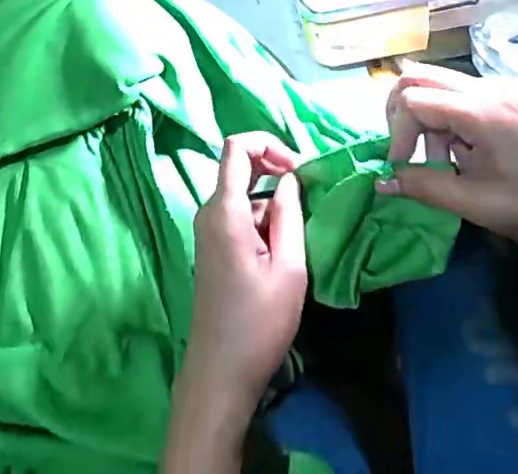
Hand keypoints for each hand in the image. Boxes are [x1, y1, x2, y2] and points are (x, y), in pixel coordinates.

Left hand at [180, 132, 307, 409]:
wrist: (220, 373)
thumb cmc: (258, 322)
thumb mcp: (289, 267)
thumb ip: (289, 214)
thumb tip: (290, 180)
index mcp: (224, 210)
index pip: (236, 146)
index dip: (268, 144)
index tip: (298, 168)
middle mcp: (210, 212)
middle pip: (240, 167)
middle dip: (276, 170)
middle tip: (309, 194)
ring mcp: (208, 230)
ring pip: (244, 194)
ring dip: (273, 202)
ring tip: (301, 233)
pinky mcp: (213, 247)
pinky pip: (239, 216)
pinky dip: (263, 219)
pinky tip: (284, 249)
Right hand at [377, 61, 517, 270]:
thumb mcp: (479, 205)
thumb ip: (425, 187)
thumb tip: (381, 181)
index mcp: (481, 110)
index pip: (413, 100)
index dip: (398, 134)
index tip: (403, 170)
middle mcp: (488, 90)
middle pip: (420, 78)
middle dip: (401, 114)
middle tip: (406, 153)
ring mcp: (502, 94)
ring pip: (439, 87)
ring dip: (425, 119)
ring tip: (438, 165)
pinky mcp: (510, 104)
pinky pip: (461, 99)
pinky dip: (446, 122)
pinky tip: (460, 158)